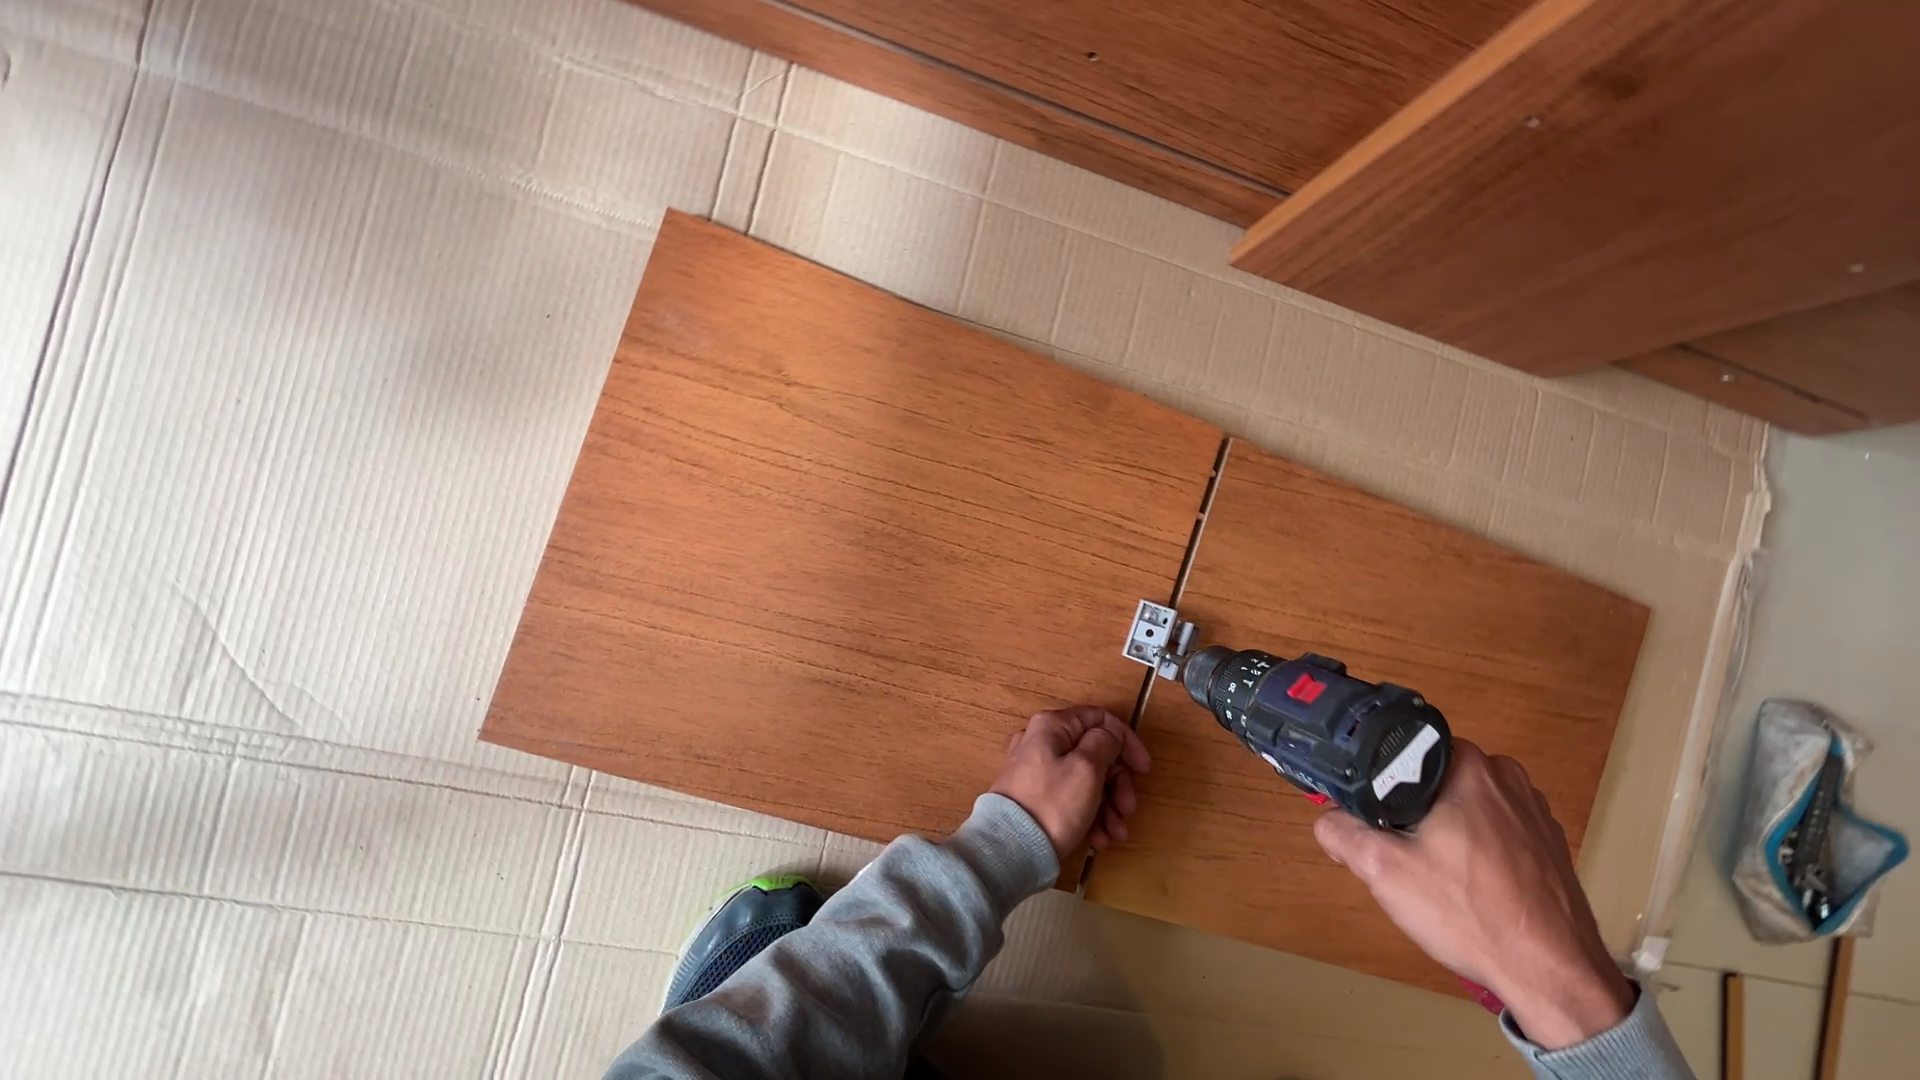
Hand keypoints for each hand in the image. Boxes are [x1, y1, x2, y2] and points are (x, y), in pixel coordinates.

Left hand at [990, 705, 1151, 863]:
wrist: (1009, 850)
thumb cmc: (1052, 805)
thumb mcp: (1087, 769)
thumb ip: (1104, 743)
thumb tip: (1108, 734)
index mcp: (1052, 726)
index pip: (1099, 719)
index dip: (1127, 741)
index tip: (1144, 769)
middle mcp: (1041, 741)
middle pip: (1094, 753)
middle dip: (1117, 784)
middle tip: (1128, 810)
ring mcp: (1035, 770)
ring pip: (1084, 779)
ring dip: (1107, 806)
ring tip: (1115, 834)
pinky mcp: (1033, 797)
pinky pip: (1069, 797)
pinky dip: (1088, 815)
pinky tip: (1098, 840)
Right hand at [1313, 739, 1633, 1048]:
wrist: (1553, 975)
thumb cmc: (1468, 911)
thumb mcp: (1381, 869)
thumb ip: (1340, 831)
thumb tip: (1328, 818)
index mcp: (1466, 764)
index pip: (1399, 753)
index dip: (1374, 784)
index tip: (1369, 819)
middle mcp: (1505, 774)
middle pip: (1429, 779)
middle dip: (1407, 810)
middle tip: (1399, 852)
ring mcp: (1534, 807)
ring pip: (1461, 803)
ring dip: (1442, 827)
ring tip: (1435, 871)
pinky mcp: (1550, 840)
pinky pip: (1493, 827)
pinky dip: (1475, 846)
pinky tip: (1470, 883)